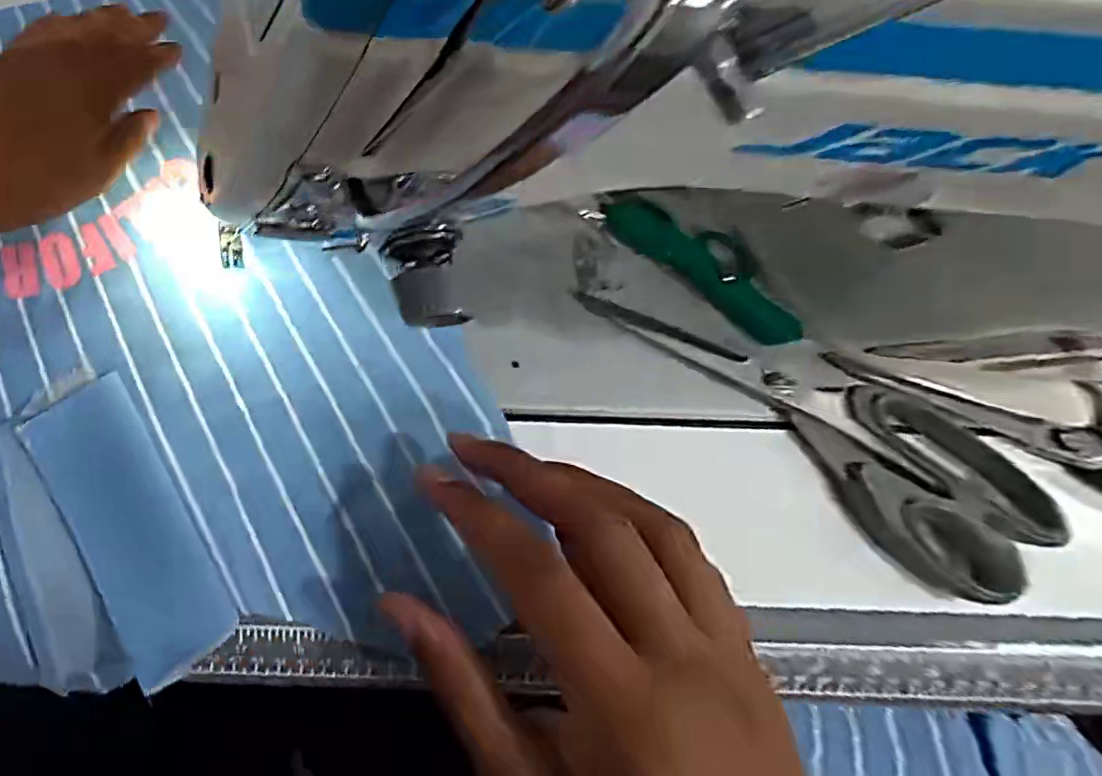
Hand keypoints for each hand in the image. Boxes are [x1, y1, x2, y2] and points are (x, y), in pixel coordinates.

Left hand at [0, 6, 179, 266]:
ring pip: (79, 25)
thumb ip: (126, 140)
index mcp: (97, 88)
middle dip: (138, 28)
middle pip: (111, 35)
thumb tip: (149, 113)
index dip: (159, 57)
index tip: (175, 51)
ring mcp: (36, 55)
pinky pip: (45, 28)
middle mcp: (70, 60)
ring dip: (106, 18)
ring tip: (124, 15)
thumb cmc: (34, 184)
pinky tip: (72, 23)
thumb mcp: (93, 175)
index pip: (138, 64)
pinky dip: (66, 21)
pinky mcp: (9, 58)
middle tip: (158, 21)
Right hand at [380, 436, 802, 775]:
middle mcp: (686, 661)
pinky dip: (635, 518)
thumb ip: (460, 685)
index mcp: (624, 699)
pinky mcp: (753, 660)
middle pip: (604, 527)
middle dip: (526, 472)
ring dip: (583, 482)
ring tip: (525, 468)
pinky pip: (695, 561)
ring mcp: (731, 656)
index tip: (434, 480)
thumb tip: (396, 604)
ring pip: (659, 528)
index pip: (538, 570)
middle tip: (470, 449)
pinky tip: (595, 515)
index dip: (477, 512)